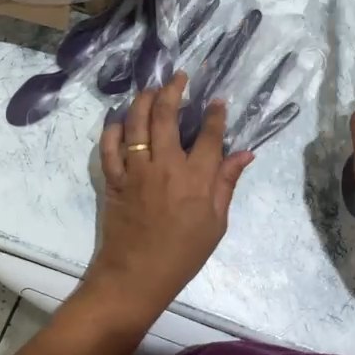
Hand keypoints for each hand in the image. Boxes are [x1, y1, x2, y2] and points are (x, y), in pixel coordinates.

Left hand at [90, 74, 253, 325]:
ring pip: (136, 123)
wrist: (136, 277)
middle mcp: (165, 166)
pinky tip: (121, 121)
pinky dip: (113, 129)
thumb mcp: (216, 224)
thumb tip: (245, 154)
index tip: (217, 100)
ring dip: (144, 100)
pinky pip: (109, 146)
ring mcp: (135, 170)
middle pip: (167, 115)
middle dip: (174, 90)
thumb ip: (226, 184)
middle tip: (179, 77)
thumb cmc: (182, 254)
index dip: (215, 114)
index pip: (209, 135)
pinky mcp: (113, 179)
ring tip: (152, 90)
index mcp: (195, 179)